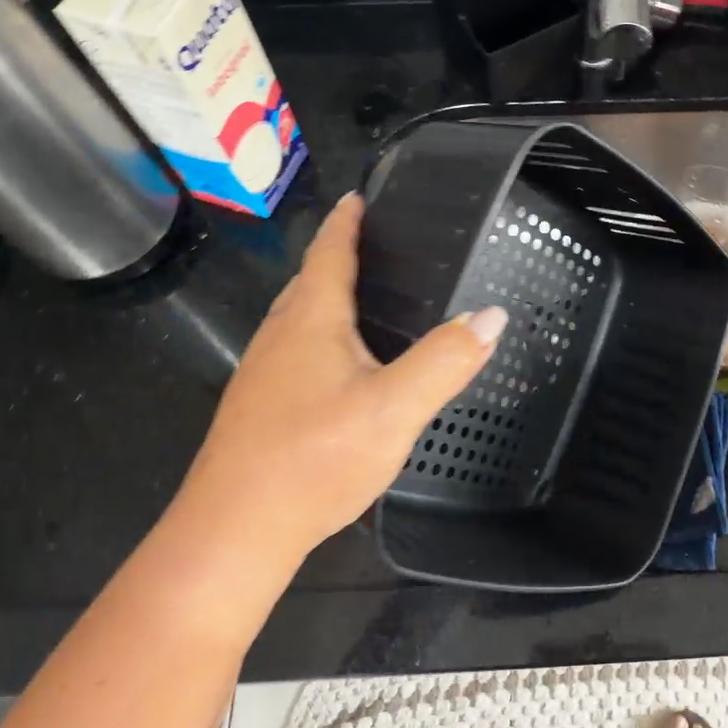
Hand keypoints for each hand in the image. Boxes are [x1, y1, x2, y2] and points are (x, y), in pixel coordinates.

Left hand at [184, 194, 505, 558]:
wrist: (235, 529)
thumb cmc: (315, 458)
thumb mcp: (394, 408)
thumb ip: (445, 361)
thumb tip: (492, 315)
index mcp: (310, 321)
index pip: (328, 254)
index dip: (345, 224)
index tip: (358, 198)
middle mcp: (278, 337)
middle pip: (307, 283)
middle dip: (336, 258)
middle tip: (373, 247)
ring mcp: (260, 374)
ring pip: (295, 320)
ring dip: (323, 299)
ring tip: (359, 300)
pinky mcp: (256, 409)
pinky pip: (291, 352)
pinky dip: (316, 338)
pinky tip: (336, 369)